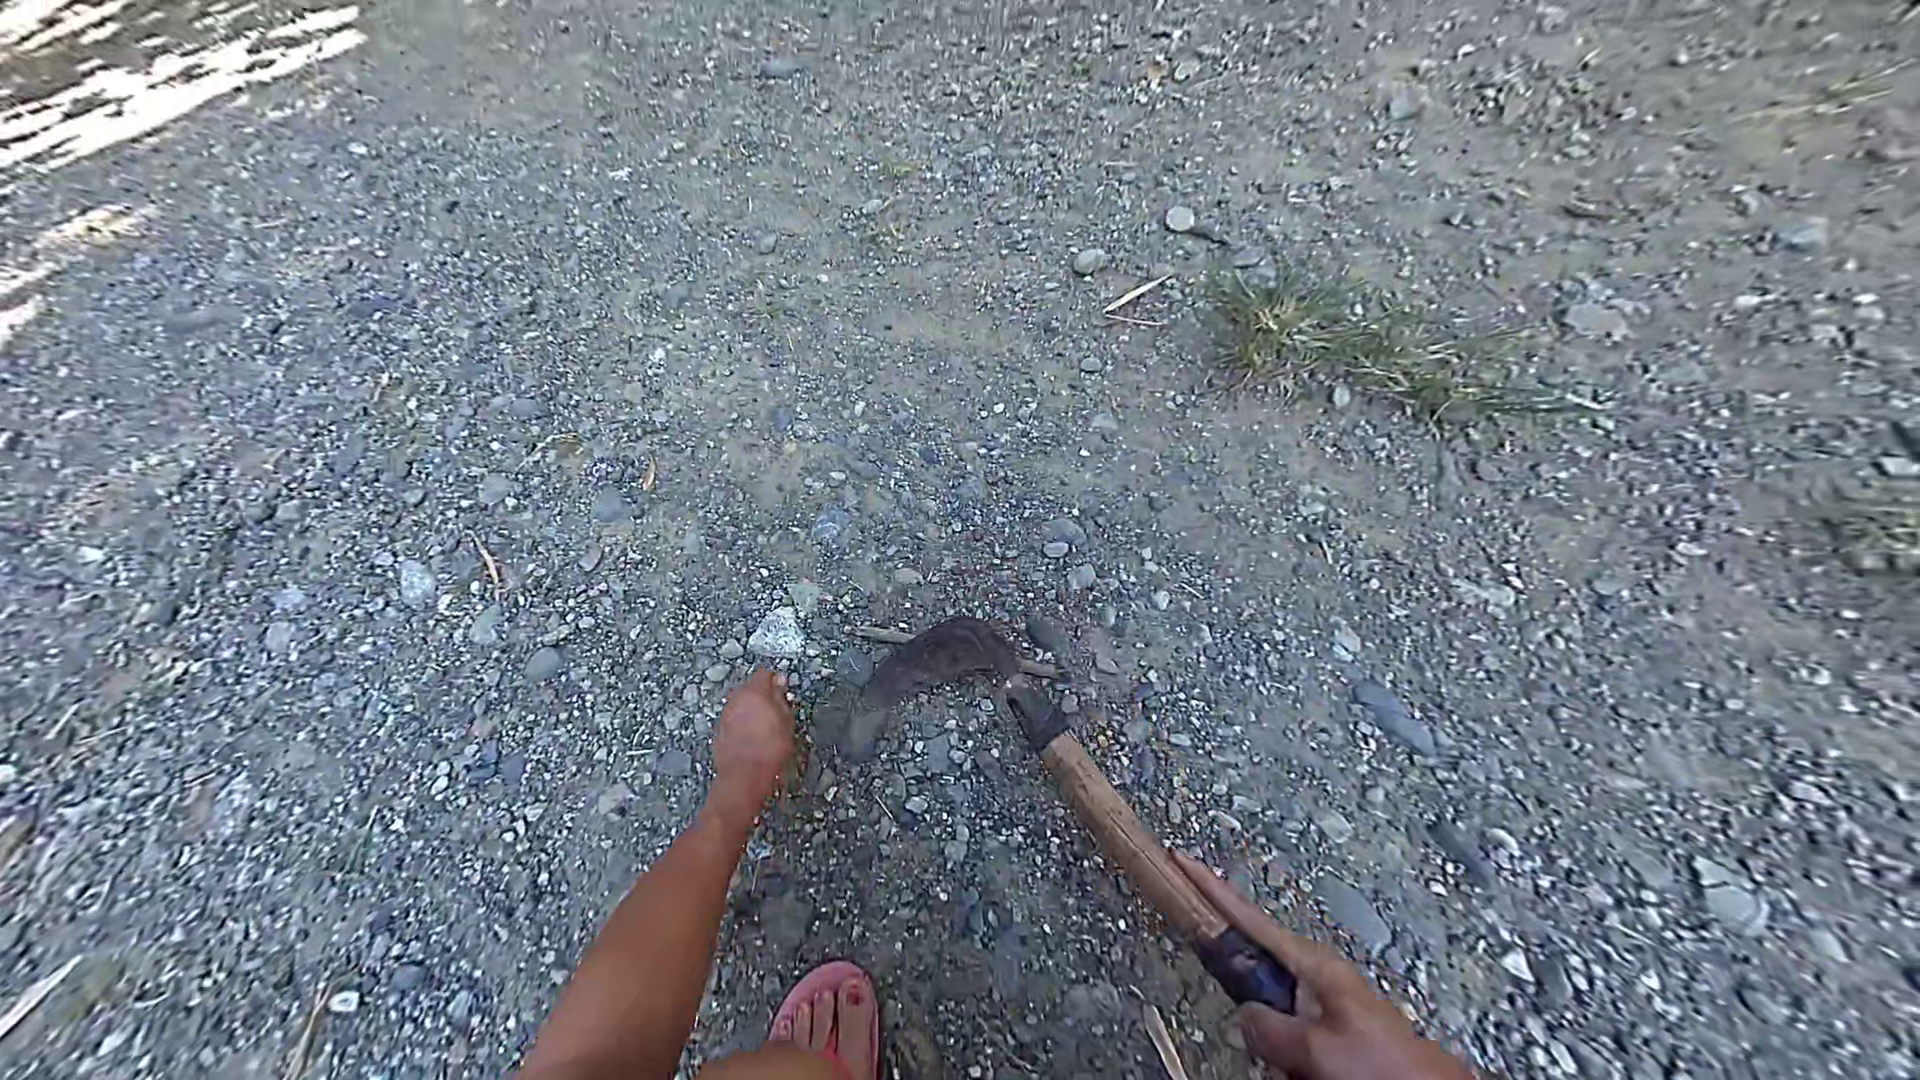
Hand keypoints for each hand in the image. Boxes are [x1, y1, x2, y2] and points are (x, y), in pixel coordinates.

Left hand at [710, 670, 795, 820]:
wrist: (744, 777)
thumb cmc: (768, 750)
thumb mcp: (786, 720)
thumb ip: (781, 698)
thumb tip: (779, 685)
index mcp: (754, 692)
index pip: (764, 674)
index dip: (776, 680)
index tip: (783, 689)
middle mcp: (736, 700)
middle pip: (751, 688)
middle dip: (763, 695)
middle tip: (777, 709)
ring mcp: (726, 715)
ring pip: (742, 704)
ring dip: (752, 709)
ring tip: (767, 726)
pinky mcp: (720, 730)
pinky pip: (735, 719)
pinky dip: (743, 723)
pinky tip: (754, 736)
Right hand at [1175, 853, 1475, 1079]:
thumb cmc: (1386, 1069)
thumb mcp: (1319, 1050)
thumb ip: (1269, 1027)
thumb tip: (1244, 1017)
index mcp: (1308, 961)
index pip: (1244, 912)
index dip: (1208, 884)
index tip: (1179, 856)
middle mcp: (1311, 973)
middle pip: (1253, 980)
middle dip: (1255, 1020)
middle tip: (1281, 1057)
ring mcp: (1321, 1002)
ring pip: (1272, 1021)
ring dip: (1280, 1056)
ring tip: (1308, 1075)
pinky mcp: (1330, 1030)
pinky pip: (1293, 1044)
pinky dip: (1295, 1066)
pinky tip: (1311, 1077)